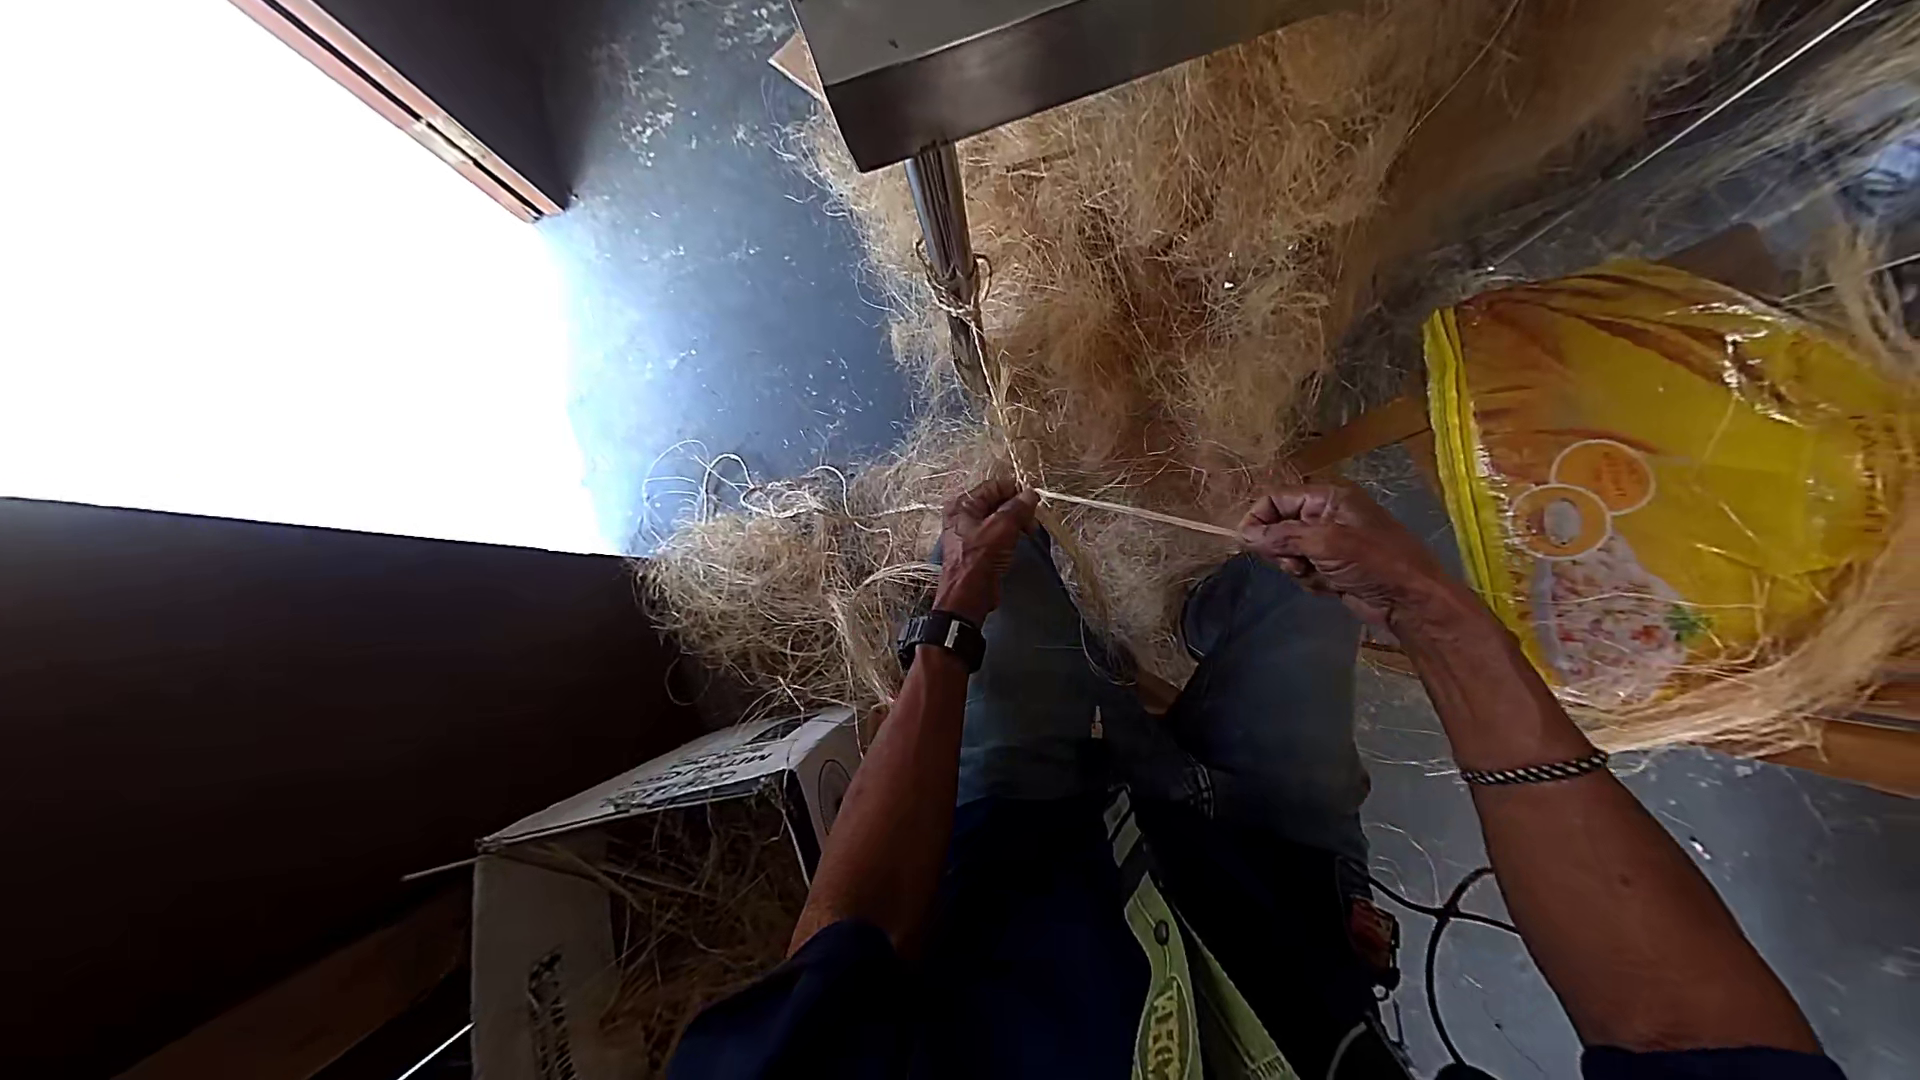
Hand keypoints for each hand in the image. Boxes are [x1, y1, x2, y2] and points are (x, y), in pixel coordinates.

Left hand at [934, 478, 1039, 624]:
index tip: (1034, 502)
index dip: (1016, 491)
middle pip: (997, 501)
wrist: (968, 595)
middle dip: (1018, 508)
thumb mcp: (1002, 528)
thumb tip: (1031, 493)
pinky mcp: (978, 547)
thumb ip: (1017, 508)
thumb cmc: (980, 559)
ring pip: (999, 518)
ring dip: (1016, 522)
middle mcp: (963, 515)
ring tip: (1029, 532)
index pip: (994, 486)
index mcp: (963, 504)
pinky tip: (1019, 540)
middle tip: (1032, 522)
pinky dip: (1010, 534)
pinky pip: (997, 532)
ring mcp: (969, 532)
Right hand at [1239, 483, 1467, 632]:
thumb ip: (1282, 536)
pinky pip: (1300, 568)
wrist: (1412, 603)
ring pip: (1285, 551)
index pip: (1275, 499)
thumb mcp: (1326, 543)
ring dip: (1294, 566)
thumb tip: (1244, 535)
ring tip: (1315, 574)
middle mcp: (1325, 516)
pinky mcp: (1330, 565)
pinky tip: (1327, 585)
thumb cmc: (1376, 563)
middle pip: (1277, 526)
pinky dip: (1307, 579)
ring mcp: (1328, 542)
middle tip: (1296, 562)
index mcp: (1328, 498)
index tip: (1249, 543)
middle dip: (1280, 548)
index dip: (1258, 519)